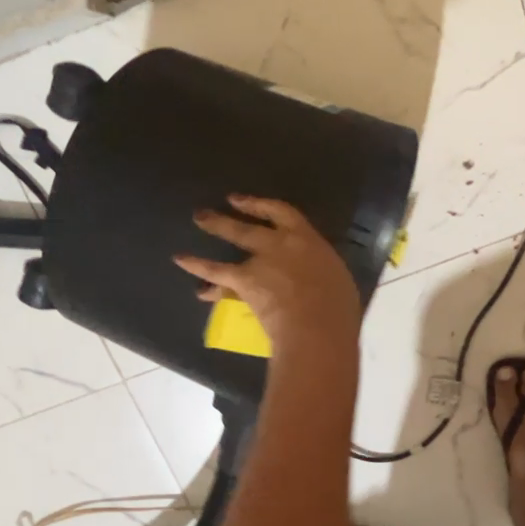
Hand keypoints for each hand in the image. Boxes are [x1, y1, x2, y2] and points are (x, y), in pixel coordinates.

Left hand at [174, 195, 361, 354]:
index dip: (260, 205)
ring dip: (212, 230)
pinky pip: (216, 273)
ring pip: (231, 240)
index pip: (283, 213)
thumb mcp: (336, 280)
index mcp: (308, 240)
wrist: (317, 324)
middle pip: (250, 225)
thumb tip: (317, 279)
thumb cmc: (338, 307)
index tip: (241, 201)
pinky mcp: (244, 280)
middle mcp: (281, 244)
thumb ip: (321, 272)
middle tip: (205, 214)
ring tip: (192, 233)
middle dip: (229, 217)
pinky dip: (199, 268)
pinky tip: (186, 270)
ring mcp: (260, 261)